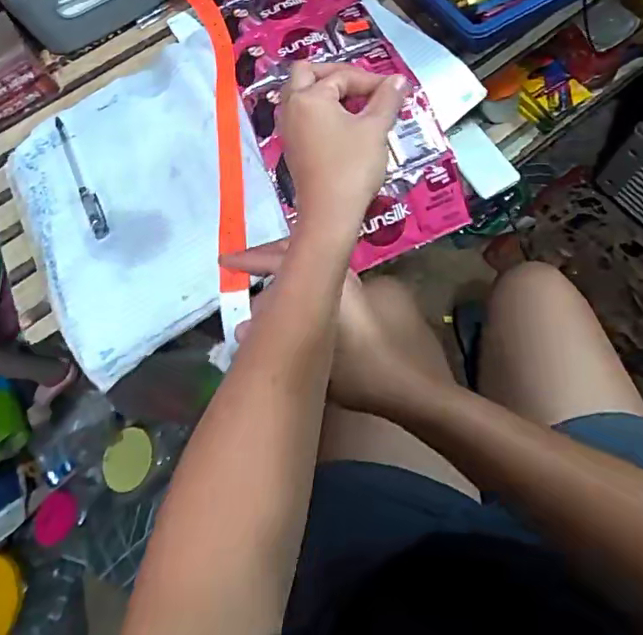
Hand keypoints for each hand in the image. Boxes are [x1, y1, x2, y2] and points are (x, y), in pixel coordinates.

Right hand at [223, 242, 440, 415]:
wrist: (416, 386)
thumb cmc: (364, 372)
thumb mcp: (313, 358)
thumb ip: (275, 338)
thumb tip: (241, 327)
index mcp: (332, 278)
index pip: (285, 257)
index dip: (252, 258)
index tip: (226, 262)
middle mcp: (346, 274)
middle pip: (300, 256)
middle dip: (268, 262)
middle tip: (240, 271)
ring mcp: (360, 284)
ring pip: (314, 271)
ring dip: (288, 278)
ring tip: (262, 295)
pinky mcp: (370, 299)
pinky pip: (327, 284)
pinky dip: (306, 289)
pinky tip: (295, 310)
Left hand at [278, 61, 406, 237]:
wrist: (330, 214)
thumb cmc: (352, 167)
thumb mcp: (375, 129)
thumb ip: (387, 99)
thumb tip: (398, 80)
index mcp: (309, 97)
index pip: (342, 76)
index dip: (371, 80)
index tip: (394, 89)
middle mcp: (292, 108)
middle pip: (308, 74)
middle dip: (337, 74)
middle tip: (363, 85)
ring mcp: (288, 128)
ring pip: (301, 94)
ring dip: (326, 91)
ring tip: (355, 102)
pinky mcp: (293, 146)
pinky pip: (302, 114)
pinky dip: (321, 109)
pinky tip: (344, 123)